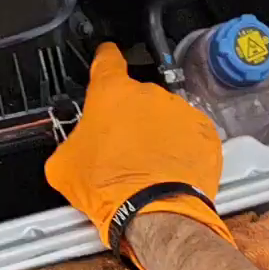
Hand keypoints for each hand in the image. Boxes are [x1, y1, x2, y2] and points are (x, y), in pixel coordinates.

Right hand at [47, 42, 232, 258]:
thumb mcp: (64, 166)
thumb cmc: (107, 187)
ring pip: (165, 116)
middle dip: (130, 117)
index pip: (107, 61)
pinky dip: (181, 148)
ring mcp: (180, 111)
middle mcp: (149, 93)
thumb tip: (75, 146)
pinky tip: (169, 169)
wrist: (154, 212)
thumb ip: (70, 142)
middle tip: (121, 148)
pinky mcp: (204, 132)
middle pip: (136, 97)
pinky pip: (189, 134)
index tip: (106, 57)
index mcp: (112, 93)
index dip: (105, 59)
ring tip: (148, 164)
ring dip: (157, 133)